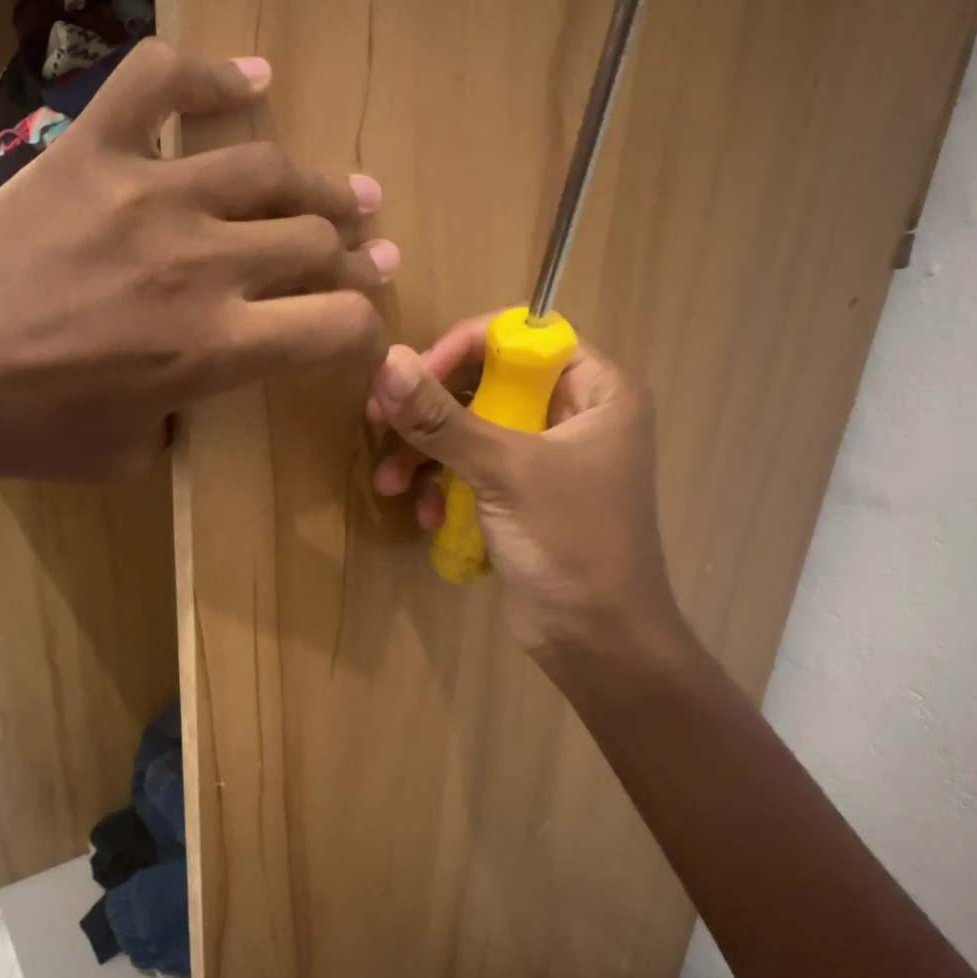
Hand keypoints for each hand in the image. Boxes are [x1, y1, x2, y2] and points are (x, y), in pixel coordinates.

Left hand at [0, 38, 395, 483]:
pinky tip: (248, 80)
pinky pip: (162, 83)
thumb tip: (196, 386)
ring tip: (344, 192)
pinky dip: (211, 73)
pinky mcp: (93, 151)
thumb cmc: (29, 431)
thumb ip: (184, 418)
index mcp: (215, 350)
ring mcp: (148, 196)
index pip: (337, 327)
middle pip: (315, 242)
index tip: (361, 339)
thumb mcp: (130, 456)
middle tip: (367, 256)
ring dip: (321, 182)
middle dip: (356, 258)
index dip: (367, 336)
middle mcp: (202, 265)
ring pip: (267, 167)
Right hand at [367, 311, 681, 654]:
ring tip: (391, 484)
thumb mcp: (504, 472)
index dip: (465, 347)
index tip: (413, 375)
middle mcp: (574, 416)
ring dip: (425, 455)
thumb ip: (442, 417)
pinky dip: (443, 488)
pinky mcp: (522, 499)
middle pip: (488, 383)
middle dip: (431, 411)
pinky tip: (425, 517)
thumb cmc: (570, 542)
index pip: (525, 337)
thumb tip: (385, 362)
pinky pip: (472, 472)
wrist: (596, 640)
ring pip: (471, 431)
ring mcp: (546, 461)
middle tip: (379, 423)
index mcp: (597, 392)